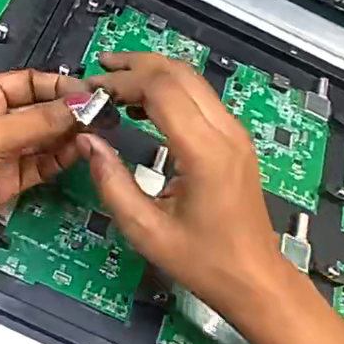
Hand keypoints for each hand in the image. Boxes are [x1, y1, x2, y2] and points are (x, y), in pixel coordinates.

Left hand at [0, 69, 90, 266]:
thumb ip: (39, 120)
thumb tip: (80, 104)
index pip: (29, 82)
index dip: (59, 87)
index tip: (89, 95)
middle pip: (40, 110)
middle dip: (68, 112)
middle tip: (100, 117)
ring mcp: (1, 152)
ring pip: (44, 138)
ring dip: (68, 136)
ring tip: (95, 136)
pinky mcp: (6, 180)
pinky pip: (40, 164)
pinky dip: (59, 159)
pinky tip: (78, 154)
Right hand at [80, 53, 343, 343]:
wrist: (255, 279)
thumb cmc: (202, 261)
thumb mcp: (145, 230)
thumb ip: (111, 182)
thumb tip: (87, 140)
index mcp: (204, 151)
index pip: (162, 89)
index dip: (123, 81)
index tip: (92, 90)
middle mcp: (225, 131)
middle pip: (179, 73)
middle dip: (136, 64)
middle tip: (99, 69)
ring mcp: (235, 132)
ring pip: (192, 80)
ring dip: (153, 72)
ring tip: (115, 81)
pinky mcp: (235, 139)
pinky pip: (200, 98)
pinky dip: (169, 89)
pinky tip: (142, 106)